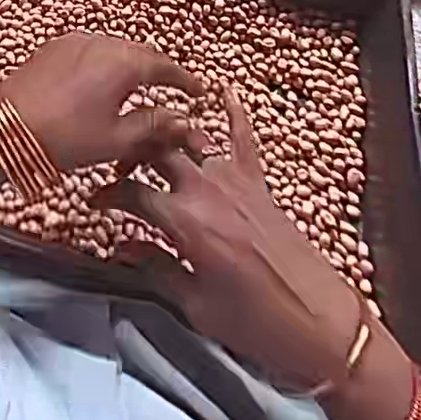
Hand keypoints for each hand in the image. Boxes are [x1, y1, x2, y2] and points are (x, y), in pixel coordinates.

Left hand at [0, 32, 206, 172]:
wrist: (3, 128)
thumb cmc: (62, 136)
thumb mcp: (117, 139)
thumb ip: (154, 126)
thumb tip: (181, 120)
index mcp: (123, 61)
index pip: (166, 67)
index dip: (186, 81)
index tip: (199, 92)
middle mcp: (100, 42)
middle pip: (141, 54)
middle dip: (158, 72)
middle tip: (172, 90)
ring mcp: (74, 42)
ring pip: (114, 50)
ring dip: (130, 67)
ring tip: (138, 90)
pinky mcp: (54, 48)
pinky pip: (90, 51)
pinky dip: (104, 65)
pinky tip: (102, 86)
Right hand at [95, 89, 366, 390]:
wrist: (325, 329)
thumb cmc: (257, 324)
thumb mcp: (196, 304)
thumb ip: (155, 267)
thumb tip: (123, 247)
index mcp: (184, 221)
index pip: (131, 192)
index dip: (107, 195)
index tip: (94, 201)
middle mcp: (206, 189)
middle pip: (155, 152)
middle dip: (129, 155)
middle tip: (118, 170)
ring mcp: (235, 181)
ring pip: (190, 139)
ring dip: (166, 135)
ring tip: (150, 140)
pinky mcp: (259, 184)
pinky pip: (243, 139)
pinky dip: (234, 112)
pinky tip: (223, 90)